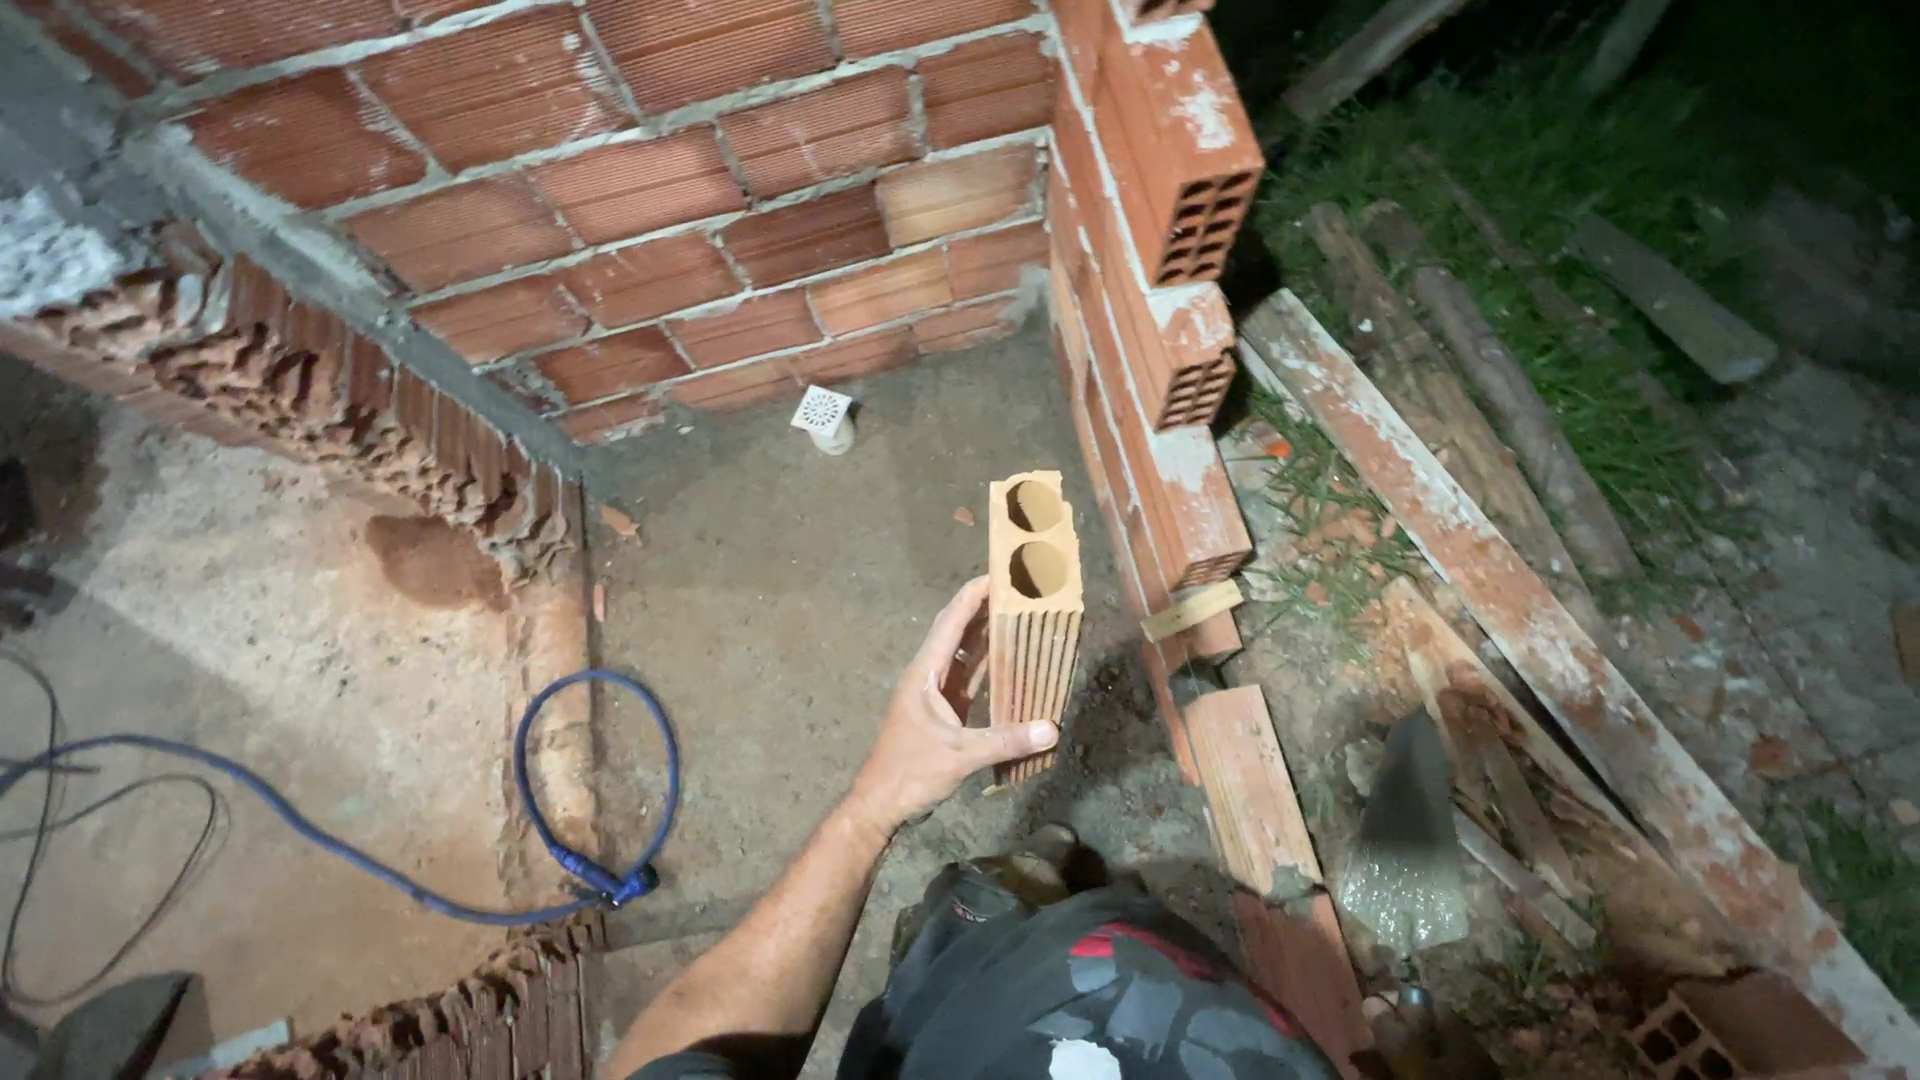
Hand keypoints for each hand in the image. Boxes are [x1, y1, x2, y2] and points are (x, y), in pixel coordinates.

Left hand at [846, 577, 1058, 830]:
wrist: (881, 803)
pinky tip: (1012, 658)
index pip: (951, 622)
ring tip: (1020, 613)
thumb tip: (1050, 728)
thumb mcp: (958, 755)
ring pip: (965, 653)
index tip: (998, 573)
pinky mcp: (945, 711)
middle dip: (985, 607)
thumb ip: (1004, 740)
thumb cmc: (910, 772)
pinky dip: (990, 665)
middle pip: (958, 629)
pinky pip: (971, 678)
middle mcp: (930, 674)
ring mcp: (937, 692)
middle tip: (1018, 589)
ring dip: (988, 633)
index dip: (973, 595)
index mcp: (926, 672)